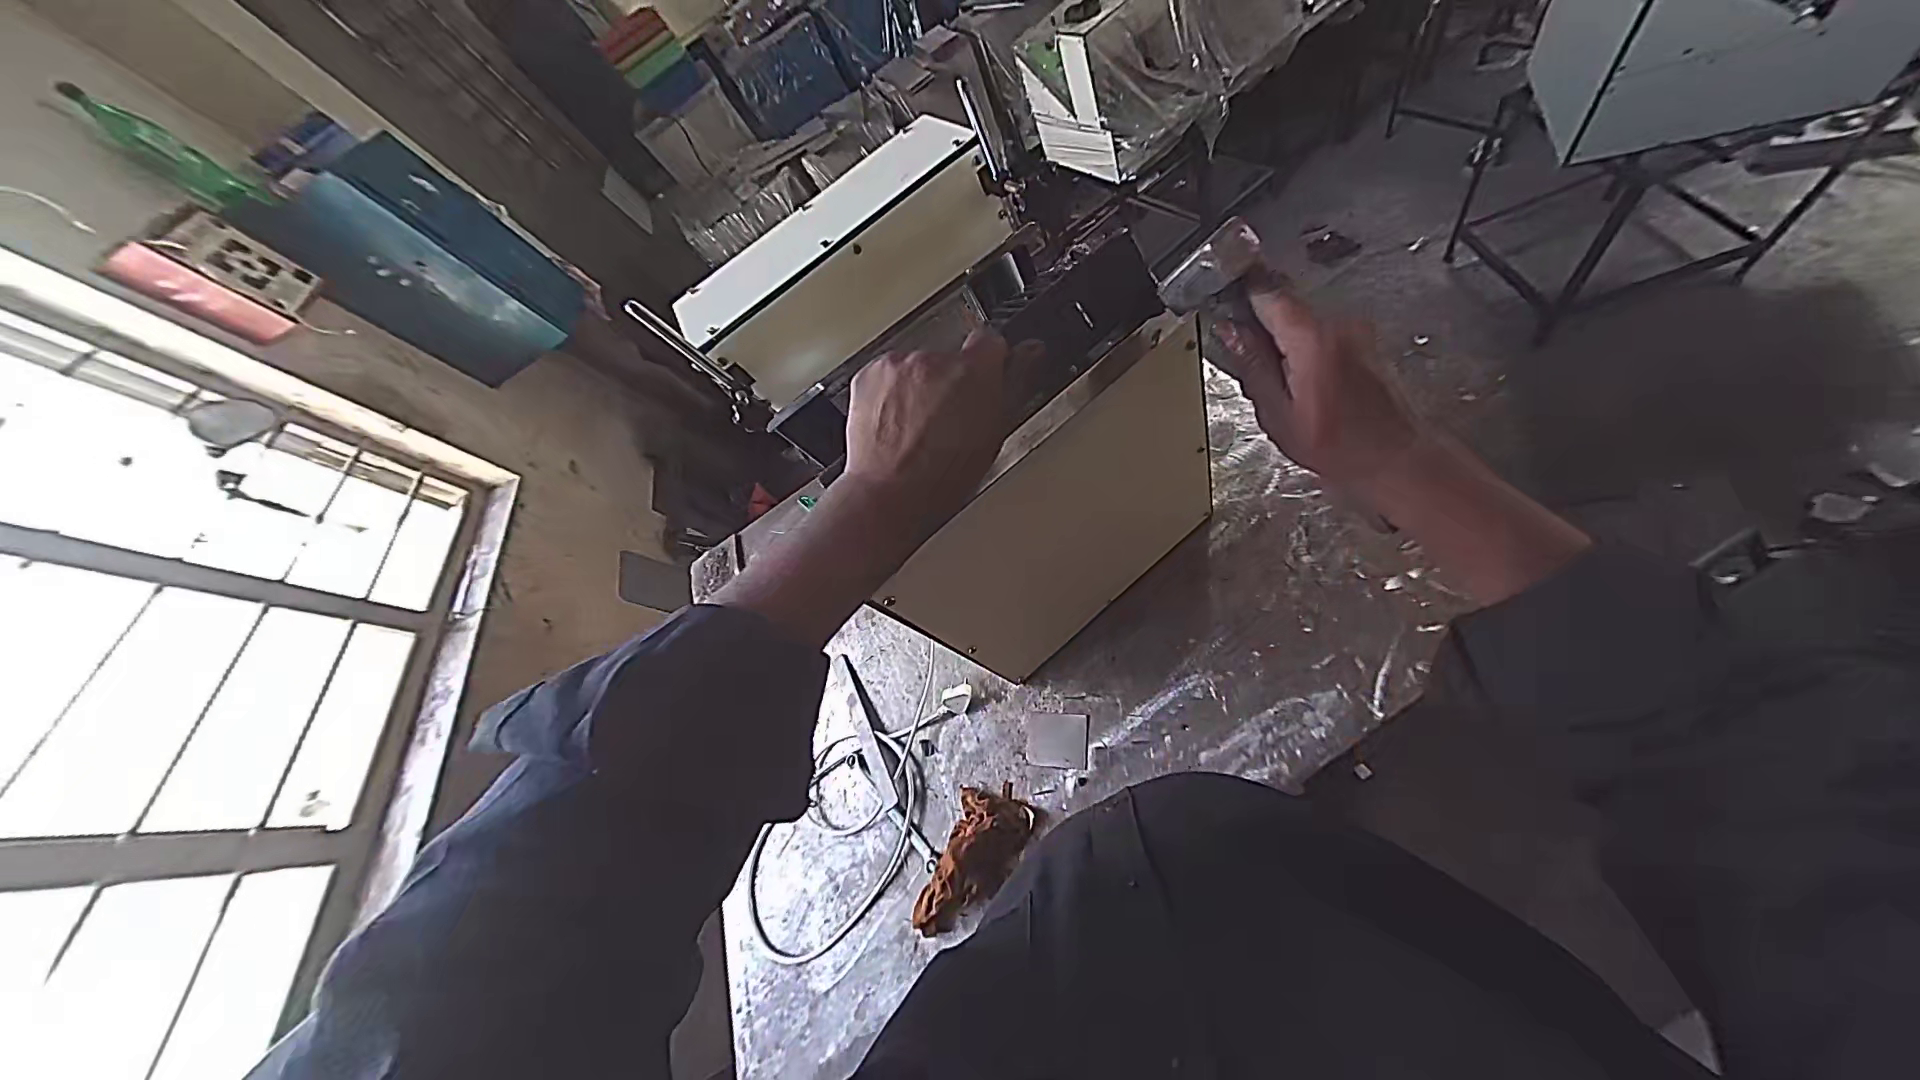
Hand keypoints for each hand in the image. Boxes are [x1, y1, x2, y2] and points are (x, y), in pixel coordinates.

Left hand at [713, 327, 1012, 646]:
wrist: (889, 494)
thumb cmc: (940, 479)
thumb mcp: (992, 437)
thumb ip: (1010, 388)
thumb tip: (1027, 357)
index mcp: (975, 372)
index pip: (990, 342)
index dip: (988, 363)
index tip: (984, 378)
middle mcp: (935, 360)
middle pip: (949, 358)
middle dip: (949, 382)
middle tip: (947, 420)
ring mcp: (899, 365)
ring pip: (916, 367)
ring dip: (918, 387)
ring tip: (917, 429)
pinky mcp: (870, 374)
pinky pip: (887, 375)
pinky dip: (891, 393)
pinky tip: (896, 425)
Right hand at [1215, 279, 1421, 487]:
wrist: (1396, 457)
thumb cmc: (1340, 446)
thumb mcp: (1278, 412)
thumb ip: (1252, 365)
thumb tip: (1231, 332)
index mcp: (1314, 340)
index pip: (1270, 294)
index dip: (1242, 289)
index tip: (1221, 289)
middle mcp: (1340, 325)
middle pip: (1285, 306)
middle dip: (1256, 322)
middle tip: (1234, 347)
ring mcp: (1356, 331)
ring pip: (1301, 321)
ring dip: (1278, 339)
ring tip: (1270, 377)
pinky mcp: (1363, 341)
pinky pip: (1319, 332)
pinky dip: (1299, 347)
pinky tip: (1296, 380)